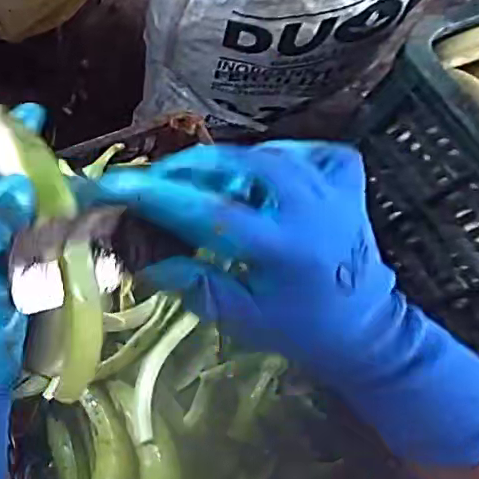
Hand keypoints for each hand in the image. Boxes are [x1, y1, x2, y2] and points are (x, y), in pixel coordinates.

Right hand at [93, 141, 478, 467]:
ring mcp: (330, 179)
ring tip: (185, 189)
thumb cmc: (300, 329)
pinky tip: (246, 184)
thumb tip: (137, 252)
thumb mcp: (238, 317)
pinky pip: (283, 149)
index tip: (108, 185)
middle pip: (225, 165)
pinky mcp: (341, 169)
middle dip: (176, 172)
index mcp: (284, 246)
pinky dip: (254, 161)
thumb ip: (188, 281)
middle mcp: (310, 203)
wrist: (370, 327)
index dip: (151, 194)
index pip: (204, 209)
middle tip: (143, 186)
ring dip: (211, 168)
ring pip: (248, 153)